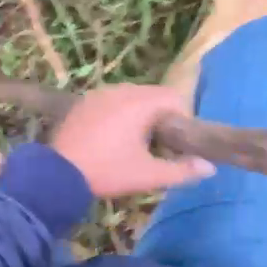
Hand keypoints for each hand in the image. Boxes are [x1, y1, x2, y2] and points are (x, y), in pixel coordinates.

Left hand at [50, 85, 214, 197]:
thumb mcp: (148, 175)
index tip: (178, 144)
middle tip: (160, 146)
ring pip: (131, 97)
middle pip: (153, 96)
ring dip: (140, 115)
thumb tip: (209, 168)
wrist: (58, 173)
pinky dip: (119, 114)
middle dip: (161, 117)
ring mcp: (99, 94)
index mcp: (140, 102)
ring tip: (137, 144)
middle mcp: (121, 90)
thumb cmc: (108, 171)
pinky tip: (113, 139)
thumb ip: (182, 171)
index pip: (174, 98)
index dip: (183, 119)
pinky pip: (112, 102)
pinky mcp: (83, 102)